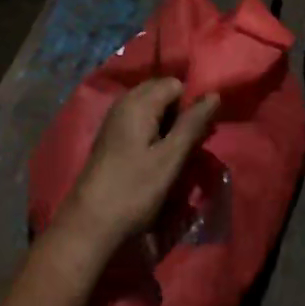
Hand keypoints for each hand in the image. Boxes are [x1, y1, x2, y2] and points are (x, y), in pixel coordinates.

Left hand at [54, 78, 219, 252]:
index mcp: (138, 101)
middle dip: (180, 113)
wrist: (90, 222)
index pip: (175, 84)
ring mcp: (114, 118)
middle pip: (161, 92)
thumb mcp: (170, 158)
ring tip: (174, 155)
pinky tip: (155, 157)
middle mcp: (124, 101)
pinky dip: (152, 132)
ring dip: (167, 125)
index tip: (197, 134)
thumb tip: (214, 94)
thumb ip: (192, 124)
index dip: (190, 104)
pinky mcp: (111, 135)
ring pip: (150, 107)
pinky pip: (139, 120)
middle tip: (189, 145)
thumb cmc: (134, 190)